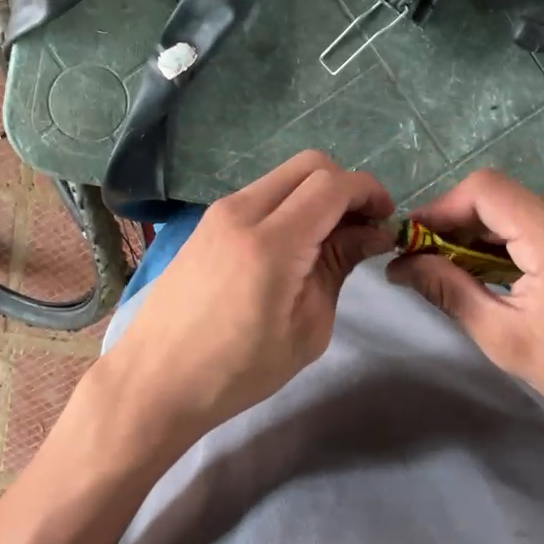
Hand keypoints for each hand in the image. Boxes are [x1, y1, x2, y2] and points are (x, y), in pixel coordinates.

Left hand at [102, 151, 393, 435]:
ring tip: (331, 238)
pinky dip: (290, 202)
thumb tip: (372, 232)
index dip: (369, 192)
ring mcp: (220, 211)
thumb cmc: (237, 371)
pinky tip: (296, 243)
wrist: (156, 380)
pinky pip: (262, 192)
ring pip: (284, 175)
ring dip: (316, 192)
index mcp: (271, 242)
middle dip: (345, 185)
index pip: (333, 184)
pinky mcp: (208, 220)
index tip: (387, 219)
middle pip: (310, 164)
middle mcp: (243, 211)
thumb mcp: (307, 329)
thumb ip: (339, 267)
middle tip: (362, 226)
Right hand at [387, 170, 543, 447]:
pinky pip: (538, 217)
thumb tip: (401, 266)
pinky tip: (496, 271)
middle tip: (426, 262)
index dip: (440, 208)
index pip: (482, 190)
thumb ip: (450, 291)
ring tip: (456, 271)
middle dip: (455, 224)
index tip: (412, 242)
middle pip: (497, 196)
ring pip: (515, 206)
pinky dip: (509, 237)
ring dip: (481, 233)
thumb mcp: (506, 338)